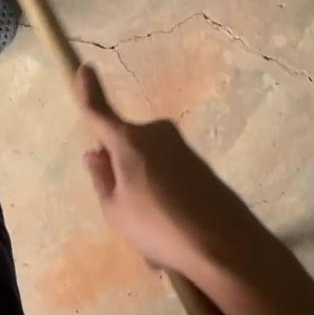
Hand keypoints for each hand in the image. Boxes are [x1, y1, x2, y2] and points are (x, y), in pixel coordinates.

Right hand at [76, 63, 254, 277]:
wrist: (228, 247)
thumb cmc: (160, 228)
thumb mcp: (116, 211)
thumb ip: (101, 178)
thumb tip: (96, 154)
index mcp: (128, 141)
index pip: (99, 111)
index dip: (88, 91)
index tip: (85, 67)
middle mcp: (155, 134)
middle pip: (126, 145)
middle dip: (121, 169)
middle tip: (126, 209)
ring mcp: (181, 148)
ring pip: (148, 164)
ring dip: (145, 189)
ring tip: (154, 234)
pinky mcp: (201, 165)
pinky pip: (169, 176)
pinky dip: (165, 198)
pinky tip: (174, 232)